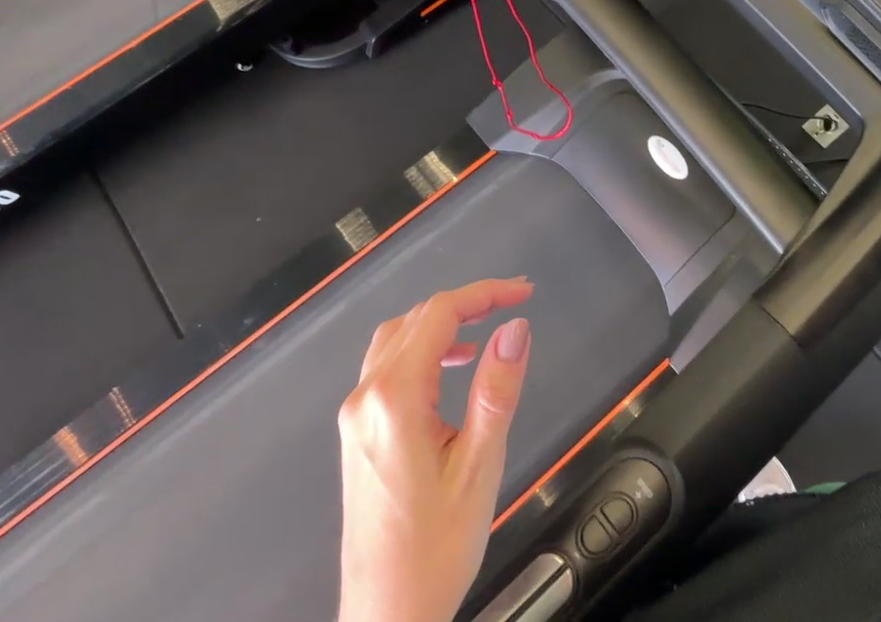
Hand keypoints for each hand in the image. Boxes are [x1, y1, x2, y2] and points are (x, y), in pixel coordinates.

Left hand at [338, 278, 534, 621]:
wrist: (386, 611)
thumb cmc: (437, 547)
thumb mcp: (479, 467)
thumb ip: (497, 390)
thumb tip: (515, 327)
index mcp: (394, 399)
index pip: (439, 316)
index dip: (484, 294)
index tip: (525, 291)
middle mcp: (365, 397)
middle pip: (415, 321)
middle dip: (466, 302)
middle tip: (514, 301)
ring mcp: (355, 415)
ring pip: (396, 340)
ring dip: (441, 323)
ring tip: (486, 329)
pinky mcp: (357, 433)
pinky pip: (387, 368)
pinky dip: (422, 350)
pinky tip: (451, 368)